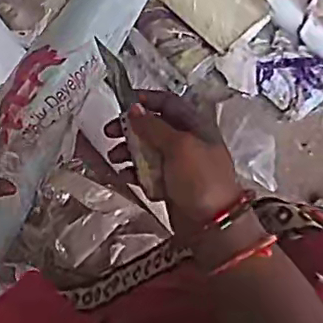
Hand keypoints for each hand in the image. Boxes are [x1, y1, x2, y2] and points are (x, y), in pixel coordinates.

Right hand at [103, 89, 243, 237]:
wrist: (212, 223)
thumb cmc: (200, 179)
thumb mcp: (178, 146)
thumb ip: (153, 126)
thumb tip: (133, 108)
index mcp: (195, 126)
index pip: (169, 102)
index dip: (147, 99)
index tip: (124, 103)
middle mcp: (186, 141)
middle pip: (153, 126)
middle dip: (130, 128)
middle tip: (110, 132)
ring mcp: (177, 163)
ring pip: (146, 149)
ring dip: (127, 150)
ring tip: (114, 158)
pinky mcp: (168, 182)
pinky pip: (145, 171)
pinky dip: (133, 171)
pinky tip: (124, 176)